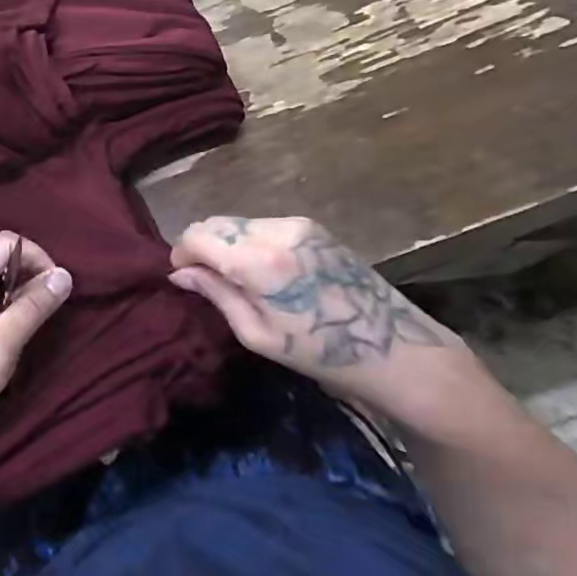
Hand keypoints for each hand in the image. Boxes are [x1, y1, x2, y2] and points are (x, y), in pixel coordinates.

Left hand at [0, 231, 72, 440]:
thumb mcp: (5, 339)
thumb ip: (35, 304)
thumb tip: (65, 275)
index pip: (6, 242)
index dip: (36, 257)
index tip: (53, 287)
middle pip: (3, 255)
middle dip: (32, 273)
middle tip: (47, 305)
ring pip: (0, 274)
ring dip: (22, 289)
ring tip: (33, 317)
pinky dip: (10, 301)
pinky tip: (16, 324)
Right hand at [169, 217, 495, 431]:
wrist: (397, 350)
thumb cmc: (320, 352)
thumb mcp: (256, 333)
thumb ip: (215, 294)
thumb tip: (179, 273)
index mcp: (259, 260)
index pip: (197, 236)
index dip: (181, 254)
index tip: (183, 276)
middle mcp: (276, 231)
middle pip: (214, 223)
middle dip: (201, 246)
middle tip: (205, 279)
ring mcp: (297, 225)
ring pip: (236, 222)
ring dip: (224, 244)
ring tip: (235, 278)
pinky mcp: (313, 227)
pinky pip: (260, 225)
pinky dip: (247, 241)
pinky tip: (261, 271)